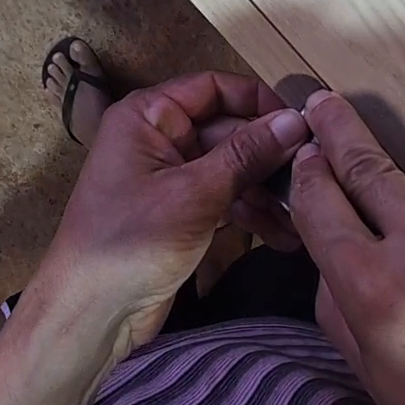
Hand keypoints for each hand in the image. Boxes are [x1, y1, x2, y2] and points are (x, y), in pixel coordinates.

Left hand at [30, 71, 310, 356]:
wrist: (89, 315)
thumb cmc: (130, 241)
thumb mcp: (194, 194)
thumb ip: (247, 154)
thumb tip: (296, 120)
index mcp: (149, 115)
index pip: (214, 88)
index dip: (259, 101)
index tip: (303, 123)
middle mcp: (160, 138)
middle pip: (228, 130)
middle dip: (270, 154)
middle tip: (315, 175)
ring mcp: (172, 177)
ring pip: (232, 168)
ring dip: (267, 190)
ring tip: (308, 214)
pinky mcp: (182, 212)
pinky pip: (225, 199)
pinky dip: (252, 214)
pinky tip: (286, 236)